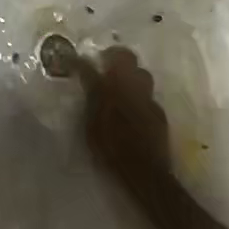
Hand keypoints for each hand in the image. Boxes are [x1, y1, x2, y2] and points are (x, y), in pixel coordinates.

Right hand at [74, 46, 228, 228]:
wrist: (144, 173)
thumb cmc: (109, 148)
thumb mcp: (88, 123)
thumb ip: (89, 99)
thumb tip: (86, 85)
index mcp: (104, 86)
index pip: (86, 65)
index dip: (75, 61)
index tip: (68, 59)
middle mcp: (127, 86)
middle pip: (125, 56)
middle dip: (115, 55)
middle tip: (105, 63)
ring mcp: (147, 98)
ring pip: (143, 73)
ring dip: (133, 75)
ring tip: (123, 85)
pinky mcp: (160, 113)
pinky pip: (150, 97)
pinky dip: (142, 98)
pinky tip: (136, 109)